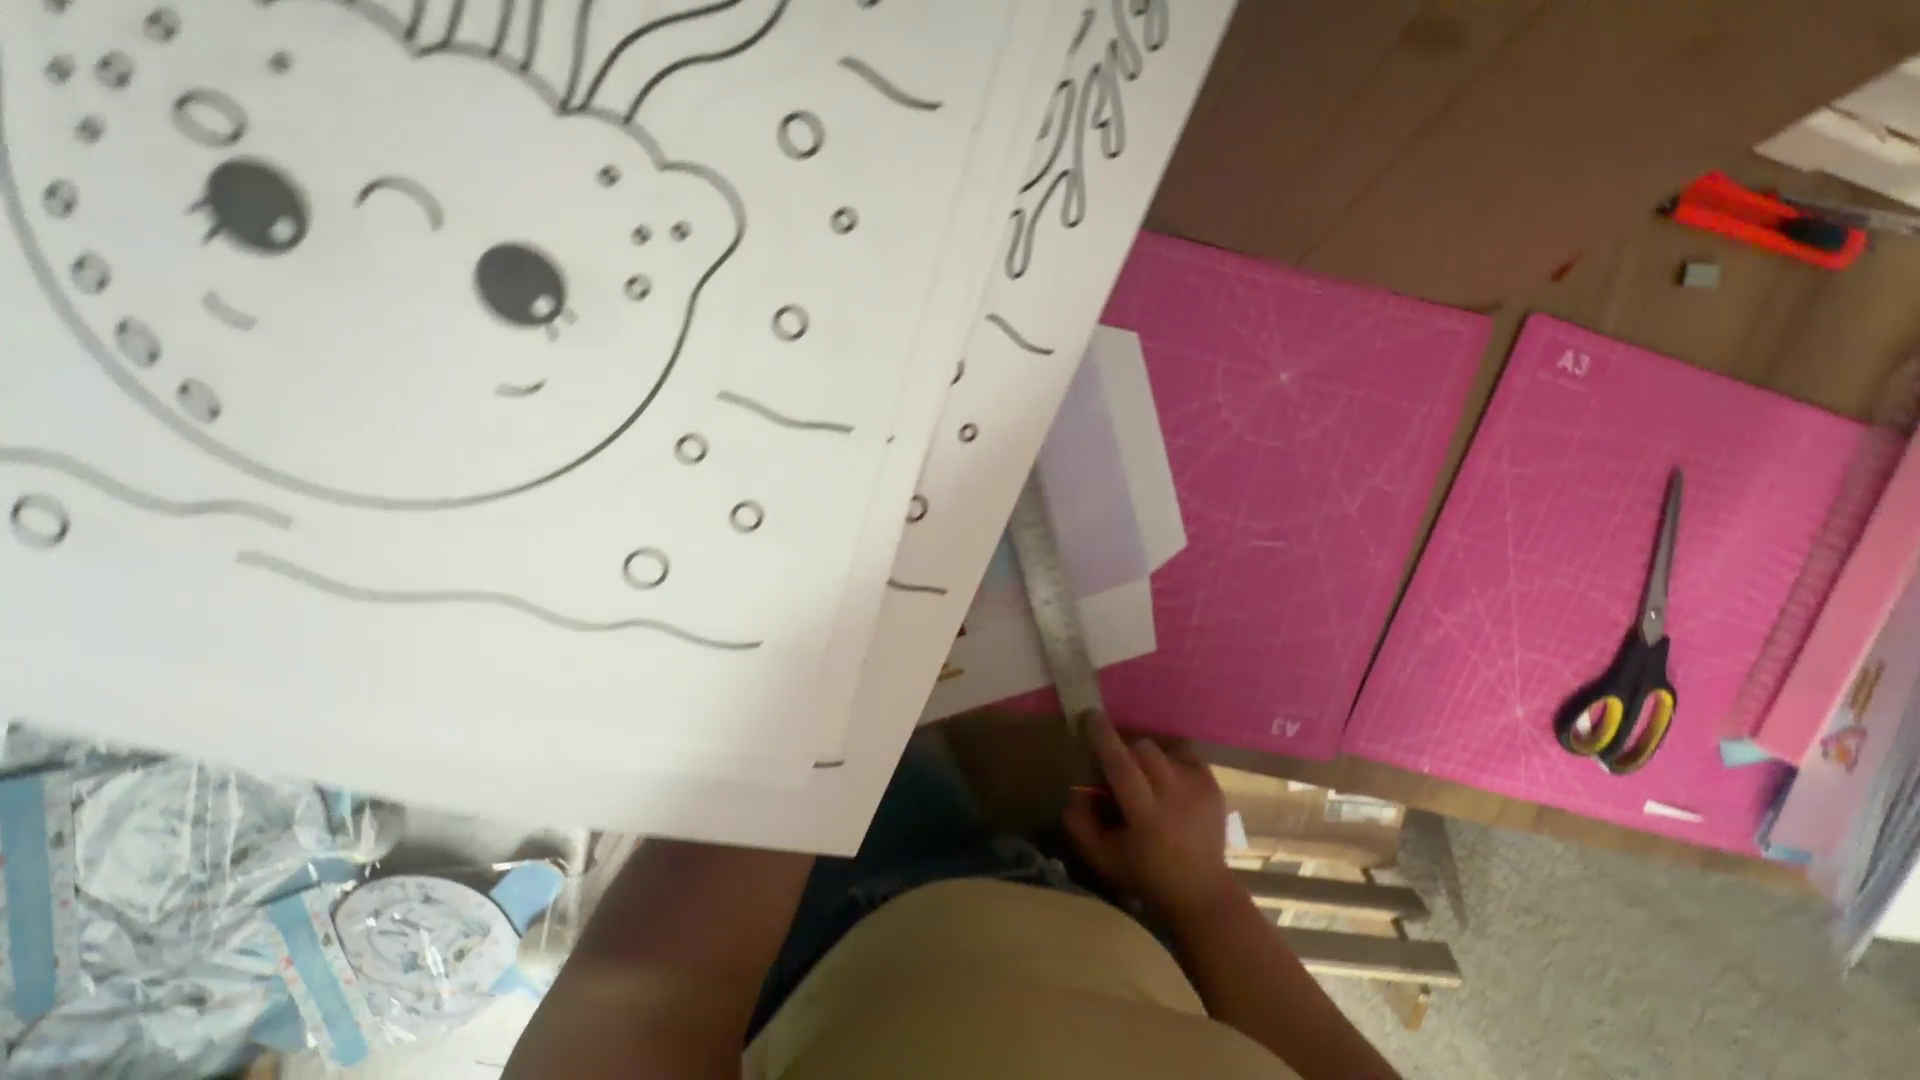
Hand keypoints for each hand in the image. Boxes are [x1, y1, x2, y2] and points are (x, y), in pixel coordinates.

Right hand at [1062, 712, 1240, 920]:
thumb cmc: (1145, 875)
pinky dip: (1169, 762)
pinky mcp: (1214, 786)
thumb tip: (1076, 790)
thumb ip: (1080, 823)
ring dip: (1146, 758)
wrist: (1201, 891)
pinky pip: (1184, 755)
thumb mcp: (1102, 858)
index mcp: (1147, 816)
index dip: (1105, 738)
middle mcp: (1176, 796)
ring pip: (1163, 750)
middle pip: (1144, 749)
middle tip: (1117, 768)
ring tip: (1144, 781)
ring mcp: (1199, 788)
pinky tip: (1166, 784)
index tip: (1091, 715)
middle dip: (1124, 750)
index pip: (1122, 766)